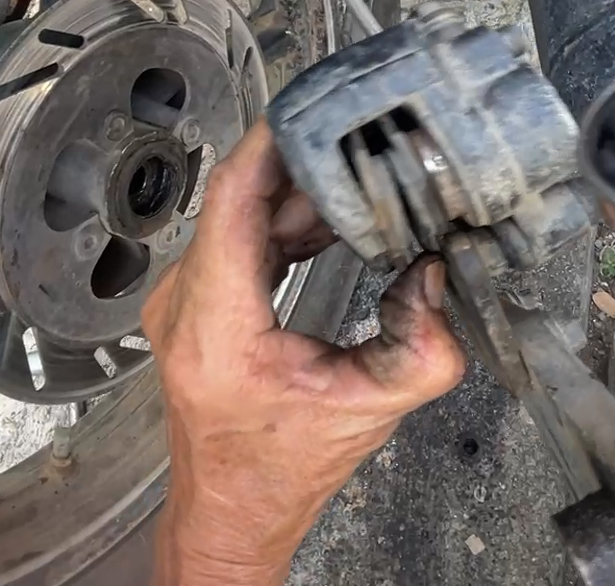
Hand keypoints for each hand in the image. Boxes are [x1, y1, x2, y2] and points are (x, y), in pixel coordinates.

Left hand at [141, 122, 466, 585]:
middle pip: (237, 198)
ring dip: (293, 192)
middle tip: (353, 141)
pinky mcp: (193, 296)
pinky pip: (236, 234)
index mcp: (217, 327)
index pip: (231, 200)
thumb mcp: (366, 412)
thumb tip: (433, 273)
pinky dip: (281, 218)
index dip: (268, 145)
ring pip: (236, 212)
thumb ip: (421, 351)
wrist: (230, 507)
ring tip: (351, 178)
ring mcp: (181, 296)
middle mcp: (184, 301)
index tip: (304, 108)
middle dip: (299, 166)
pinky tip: (326, 215)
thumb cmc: (283, 469)